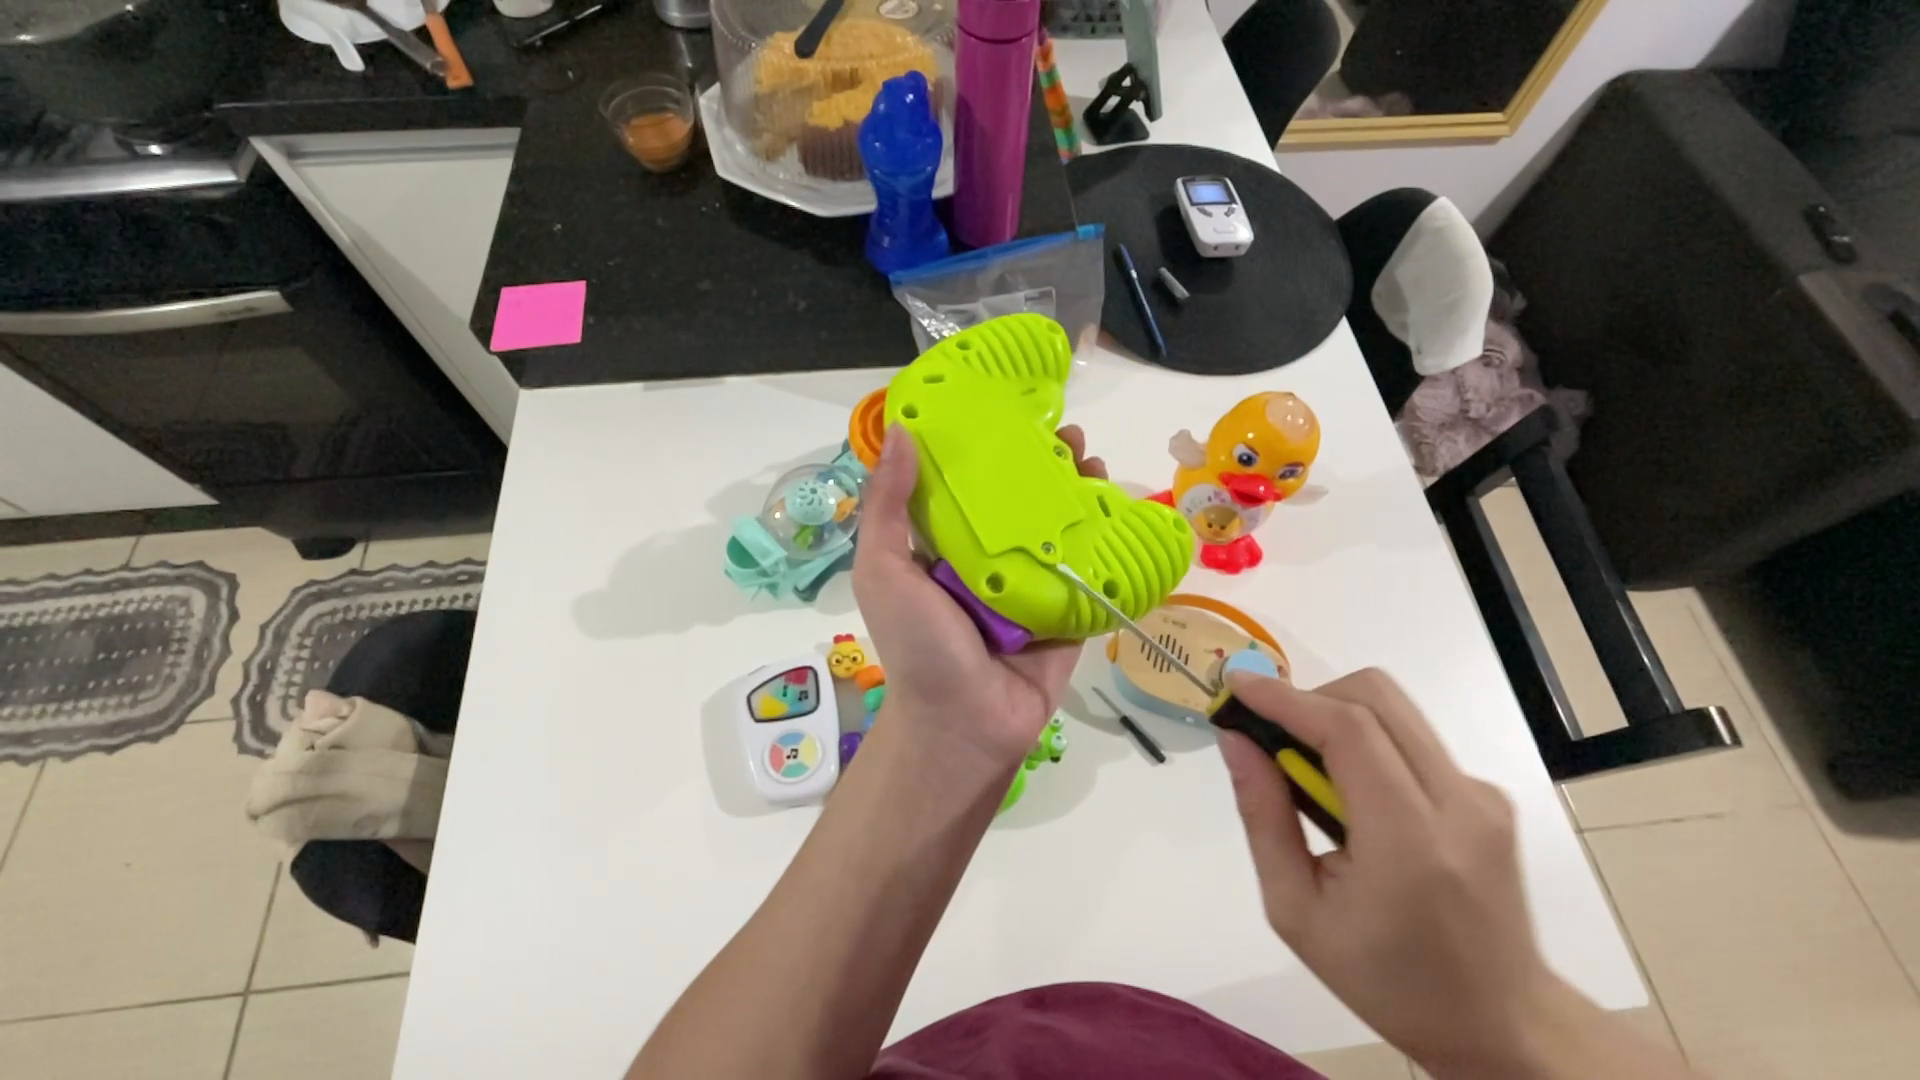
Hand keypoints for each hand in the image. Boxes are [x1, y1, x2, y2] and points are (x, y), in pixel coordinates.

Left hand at [853, 423, 1105, 784]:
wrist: (964, 723)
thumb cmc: (918, 645)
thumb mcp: (884, 570)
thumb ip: (888, 506)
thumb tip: (899, 429)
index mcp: (941, 547)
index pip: (964, 484)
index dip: (984, 446)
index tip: (1005, 409)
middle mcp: (986, 560)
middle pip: (1017, 499)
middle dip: (1042, 462)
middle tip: (1066, 433)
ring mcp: (1030, 585)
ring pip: (1056, 526)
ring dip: (1077, 490)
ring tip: (1092, 459)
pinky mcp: (1066, 610)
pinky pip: (1087, 566)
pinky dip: (1105, 536)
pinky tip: (1119, 505)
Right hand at [1217, 669, 1556, 1077]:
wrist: (1500, 1022)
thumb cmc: (1384, 979)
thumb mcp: (1296, 911)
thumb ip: (1264, 817)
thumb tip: (1235, 741)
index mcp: (1409, 840)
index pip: (1348, 729)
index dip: (1286, 697)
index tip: (1235, 686)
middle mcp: (1459, 801)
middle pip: (1377, 697)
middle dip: (1311, 698)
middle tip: (1269, 735)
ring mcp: (1482, 795)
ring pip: (1396, 710)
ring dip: (1337, 717)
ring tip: (1304, 771)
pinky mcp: (1488, 797)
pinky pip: (1412, 740)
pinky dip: (1366, 743)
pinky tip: (1350, 798)